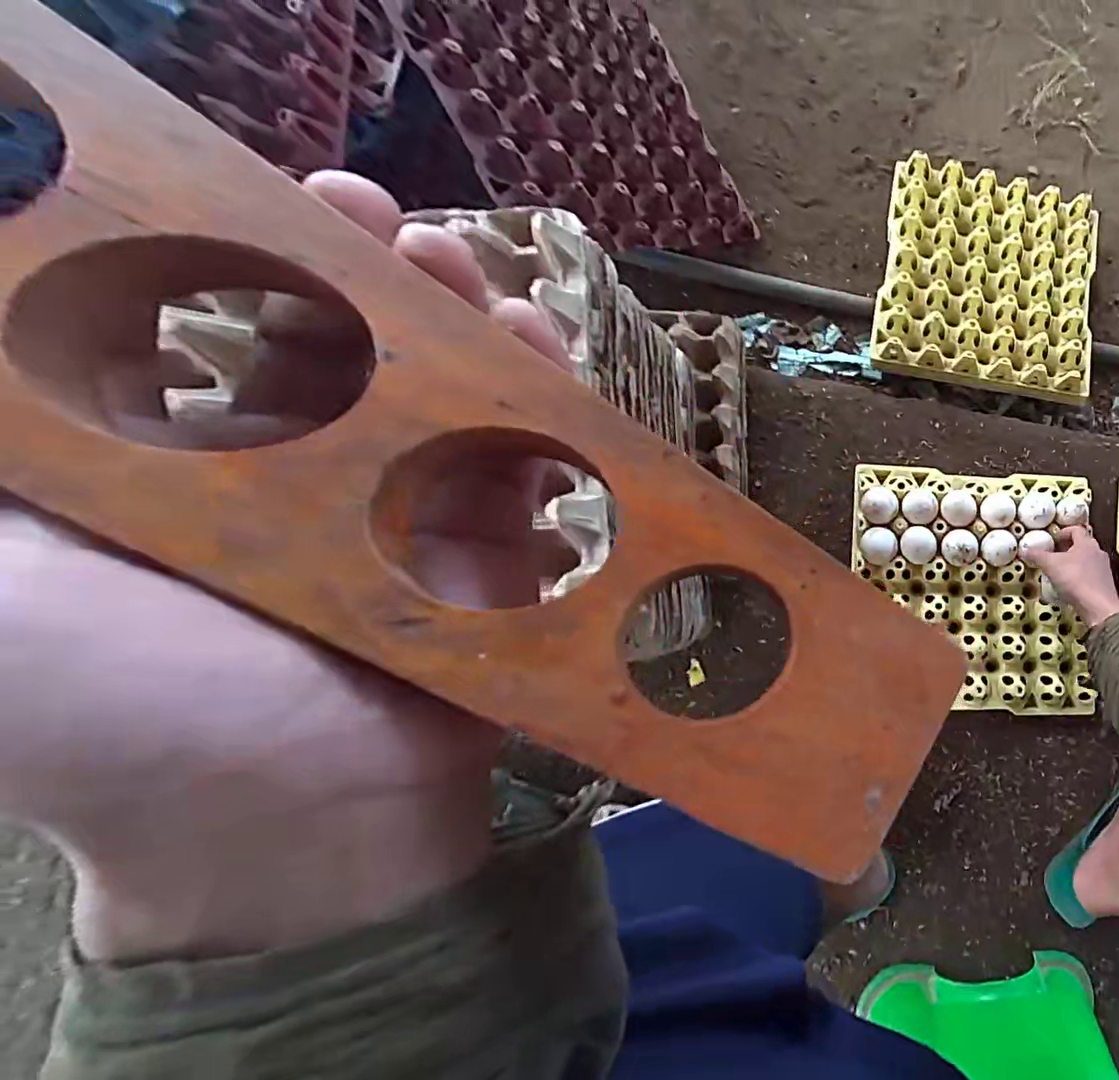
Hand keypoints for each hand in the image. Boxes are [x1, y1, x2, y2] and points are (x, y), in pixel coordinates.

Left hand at [0, 172, 568, 962]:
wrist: (293, 812)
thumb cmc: (116, 705)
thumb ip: (12, 443)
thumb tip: (26, 323)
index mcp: (183, 467)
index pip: (224, 334)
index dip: (259, 259)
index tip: (290, 201)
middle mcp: (307, 477)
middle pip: (358, 356)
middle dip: (384, 284)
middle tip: (402, 228)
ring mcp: (416, 511)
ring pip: (452, 398)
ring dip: (474, 333)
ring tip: (481, 279)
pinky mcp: (497, 548)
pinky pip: (527, 462)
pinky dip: (545, 409)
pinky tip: (546, 359)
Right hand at [1028, 526, 1118, 627]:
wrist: (1097, 606)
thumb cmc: (1077, 581)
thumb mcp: (1050, 565)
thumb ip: (1038, 556)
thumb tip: (1028, 550)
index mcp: (1086, 543)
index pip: (1076, 529)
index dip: (1063, 533)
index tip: (1053, 539)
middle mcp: (1098, 553)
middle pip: (1081, 545)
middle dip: (1067, 549)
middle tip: (1054, 555)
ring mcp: (1103, 568)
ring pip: (1086, 560)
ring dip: (1073, 563)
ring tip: (1060, 572)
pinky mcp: (1104, 584)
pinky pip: (1090, 575)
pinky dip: (1079, 577)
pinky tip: (1069, 587)